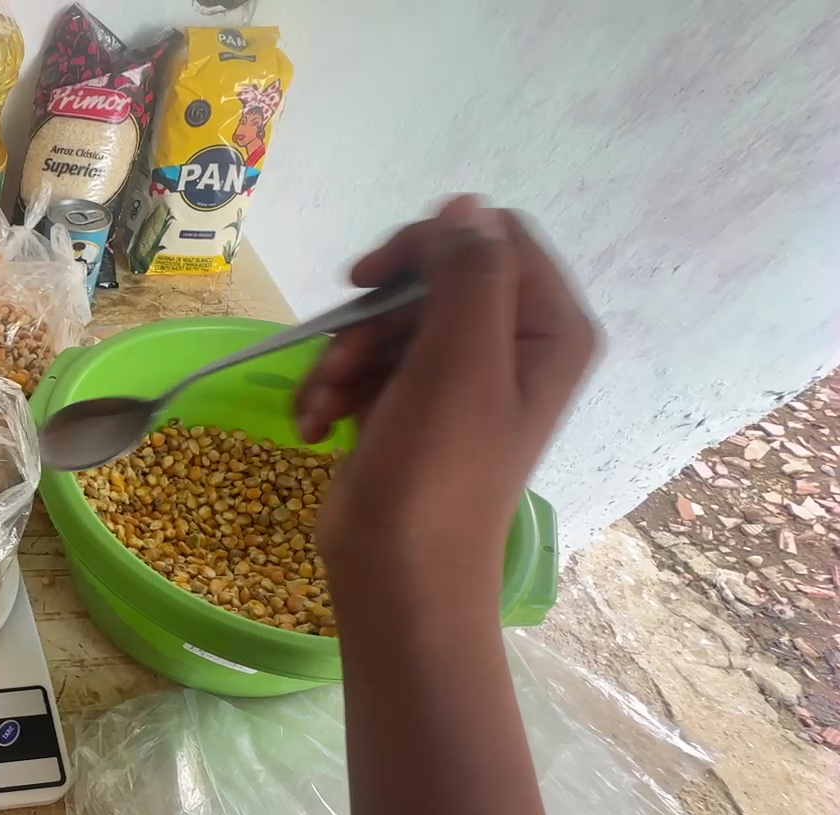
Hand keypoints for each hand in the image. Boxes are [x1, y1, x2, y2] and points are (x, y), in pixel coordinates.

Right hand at [293, 195, 596, 598]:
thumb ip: (467, 276)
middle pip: (423, 288)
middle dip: (367, 324)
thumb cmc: (434, 472)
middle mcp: (501, 349)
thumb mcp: (457, 365)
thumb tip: (461, 206)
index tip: (362, 281)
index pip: (488, 242)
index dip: (422, 249)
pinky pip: (359, 375)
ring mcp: (447, 384)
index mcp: (541, 329)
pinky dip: (327, 396)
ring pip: (379, 333)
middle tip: (339, 364)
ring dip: (336, 365)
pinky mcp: (400, 413)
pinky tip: (314, 427)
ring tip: (320, 409)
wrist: (395, 567)